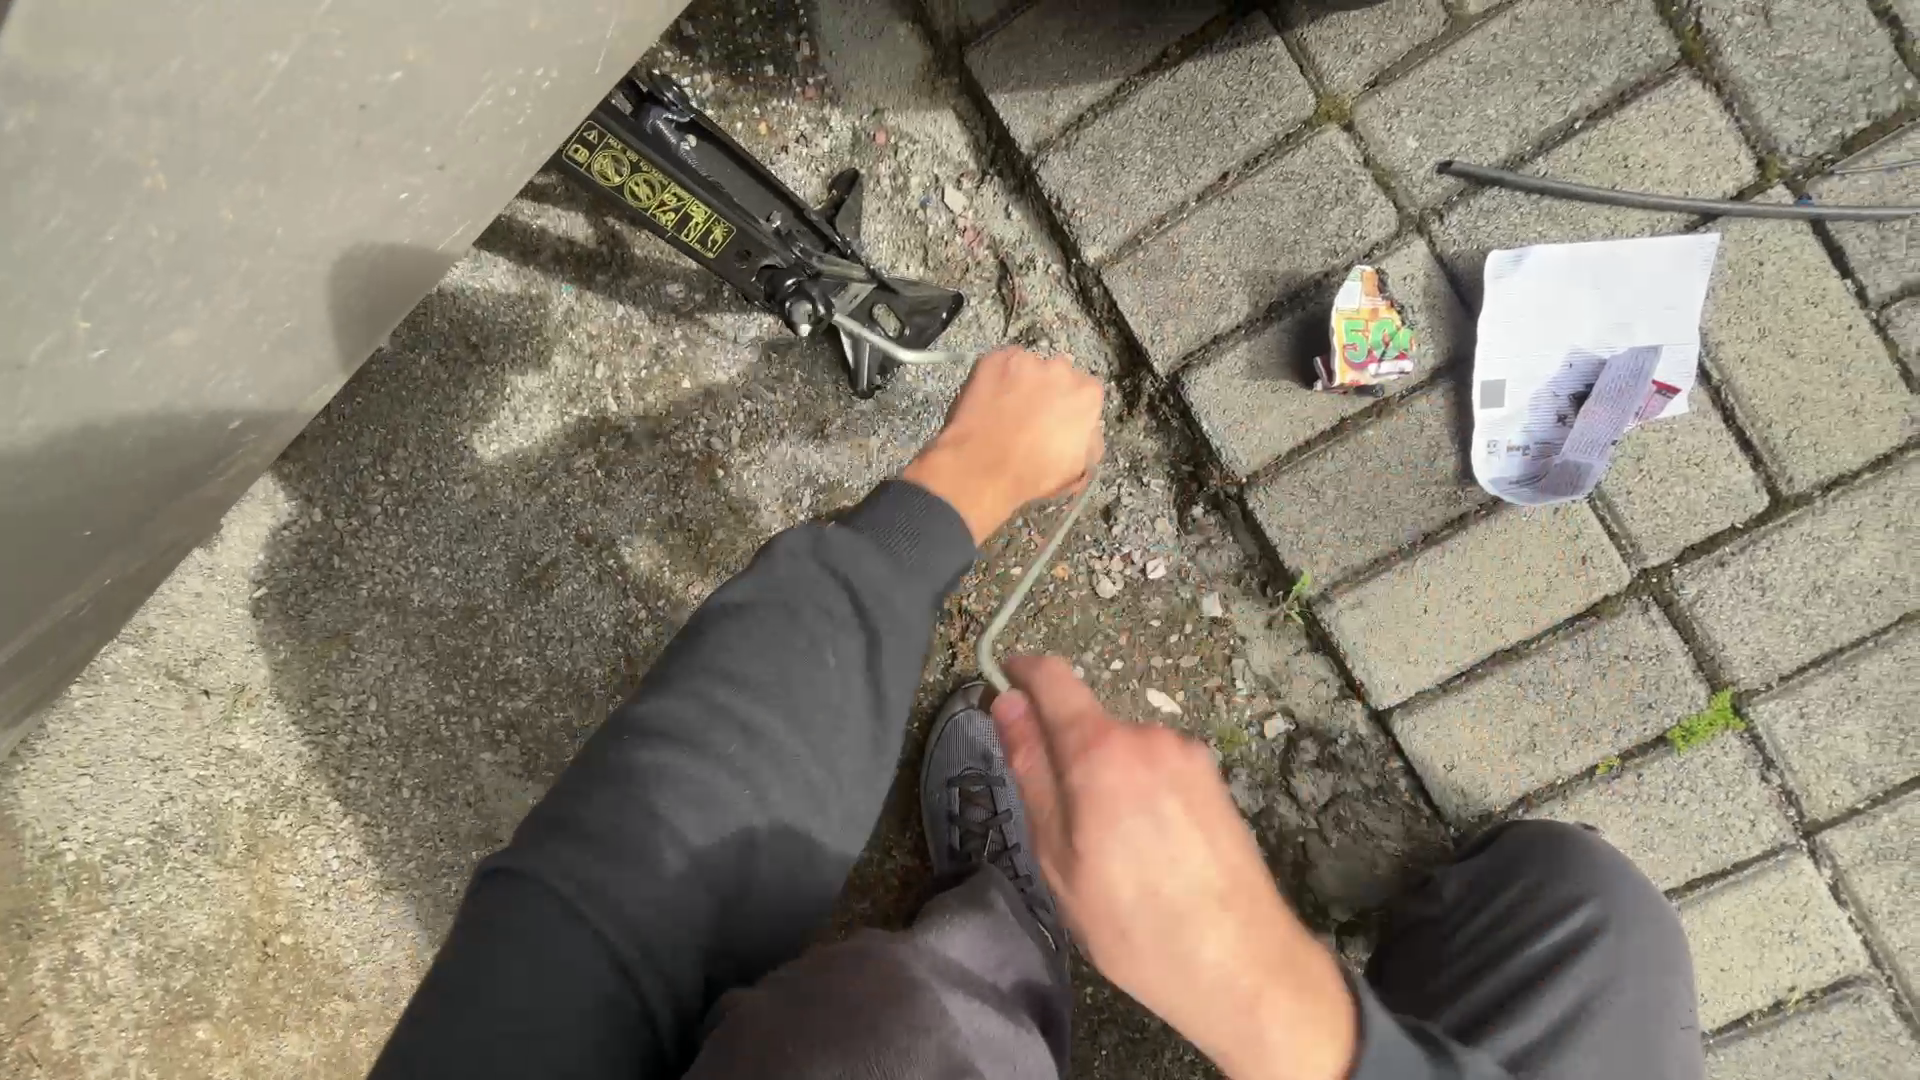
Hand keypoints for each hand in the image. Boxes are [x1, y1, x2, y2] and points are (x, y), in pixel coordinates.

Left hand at [902, 347, 1102, 543]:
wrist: (983, 470)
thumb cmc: (1031, 475)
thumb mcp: (1078, 469)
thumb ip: (1091, 441)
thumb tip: (1088, 430)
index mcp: (1087, 394)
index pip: (1085, 393)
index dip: (1069, 409)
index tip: (1056, 422)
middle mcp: (1061, 370)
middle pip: (1058, 375)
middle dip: (1047, 392)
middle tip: (1029, 417)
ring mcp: (1026, 362)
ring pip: (1028, 368)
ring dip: (1022, 383)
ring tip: (1005, 412)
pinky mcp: (995, 360)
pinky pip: (1000, 364)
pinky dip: (997, 378)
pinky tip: (990, 402)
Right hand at [991, 656, 1356, 1079]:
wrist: (1245, 968)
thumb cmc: (1132, 922)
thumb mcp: (1057, 853)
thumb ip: (1030, 768)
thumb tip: (1006, 702)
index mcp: (1101, 749)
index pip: (1052, 678)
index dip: (1022, 671)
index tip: (1003, 679)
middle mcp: (1148, 735)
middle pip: (1088, 723)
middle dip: (1066, 756)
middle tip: (1065, 829)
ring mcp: (1187, 754)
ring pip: (1123, 750)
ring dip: (1106, 779)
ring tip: (1116, 853)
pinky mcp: (1213, 778)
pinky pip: (1156, 767)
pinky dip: (1139, 792)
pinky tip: (1153, 851)